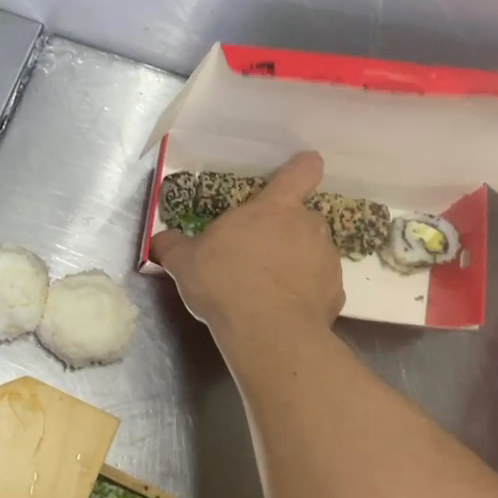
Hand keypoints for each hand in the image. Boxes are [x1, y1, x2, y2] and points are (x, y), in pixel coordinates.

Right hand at [150, 151, 343, 339]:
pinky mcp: (335, 293)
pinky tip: (278, 310)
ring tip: (264, 289)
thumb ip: (172, 245)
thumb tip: (161, 239)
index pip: (300, 172)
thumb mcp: (183, 262)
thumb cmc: (223, 281)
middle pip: (301, 218)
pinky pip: (316, 287)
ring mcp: (327, 260)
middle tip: (254, 255)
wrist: (266, 329)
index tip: (301, 168)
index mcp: (273, 209)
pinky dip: (301, 295)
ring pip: (310, 253)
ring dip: (292, 264)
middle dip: (282, 232)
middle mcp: (307, 227)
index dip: (302, 168)